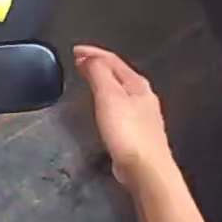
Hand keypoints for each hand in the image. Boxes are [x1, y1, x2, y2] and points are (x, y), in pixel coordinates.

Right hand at [73, 44, 175, 186]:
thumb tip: (89, 58)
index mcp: (137, 84)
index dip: (93, 52)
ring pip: (119, 88)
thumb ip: (98, 73)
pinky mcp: (136, 131)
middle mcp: (143, 97)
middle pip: (118, 73)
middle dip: (97, 64)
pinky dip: (105, 97)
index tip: (76, 50)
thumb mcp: (109, 96)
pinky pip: (118, 104)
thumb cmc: (129, 134)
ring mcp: (142, 114)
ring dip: (101, 79)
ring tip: (87, 77)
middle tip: (79, 60)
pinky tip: (100, 105)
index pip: (113, 60)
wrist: (146, 170)